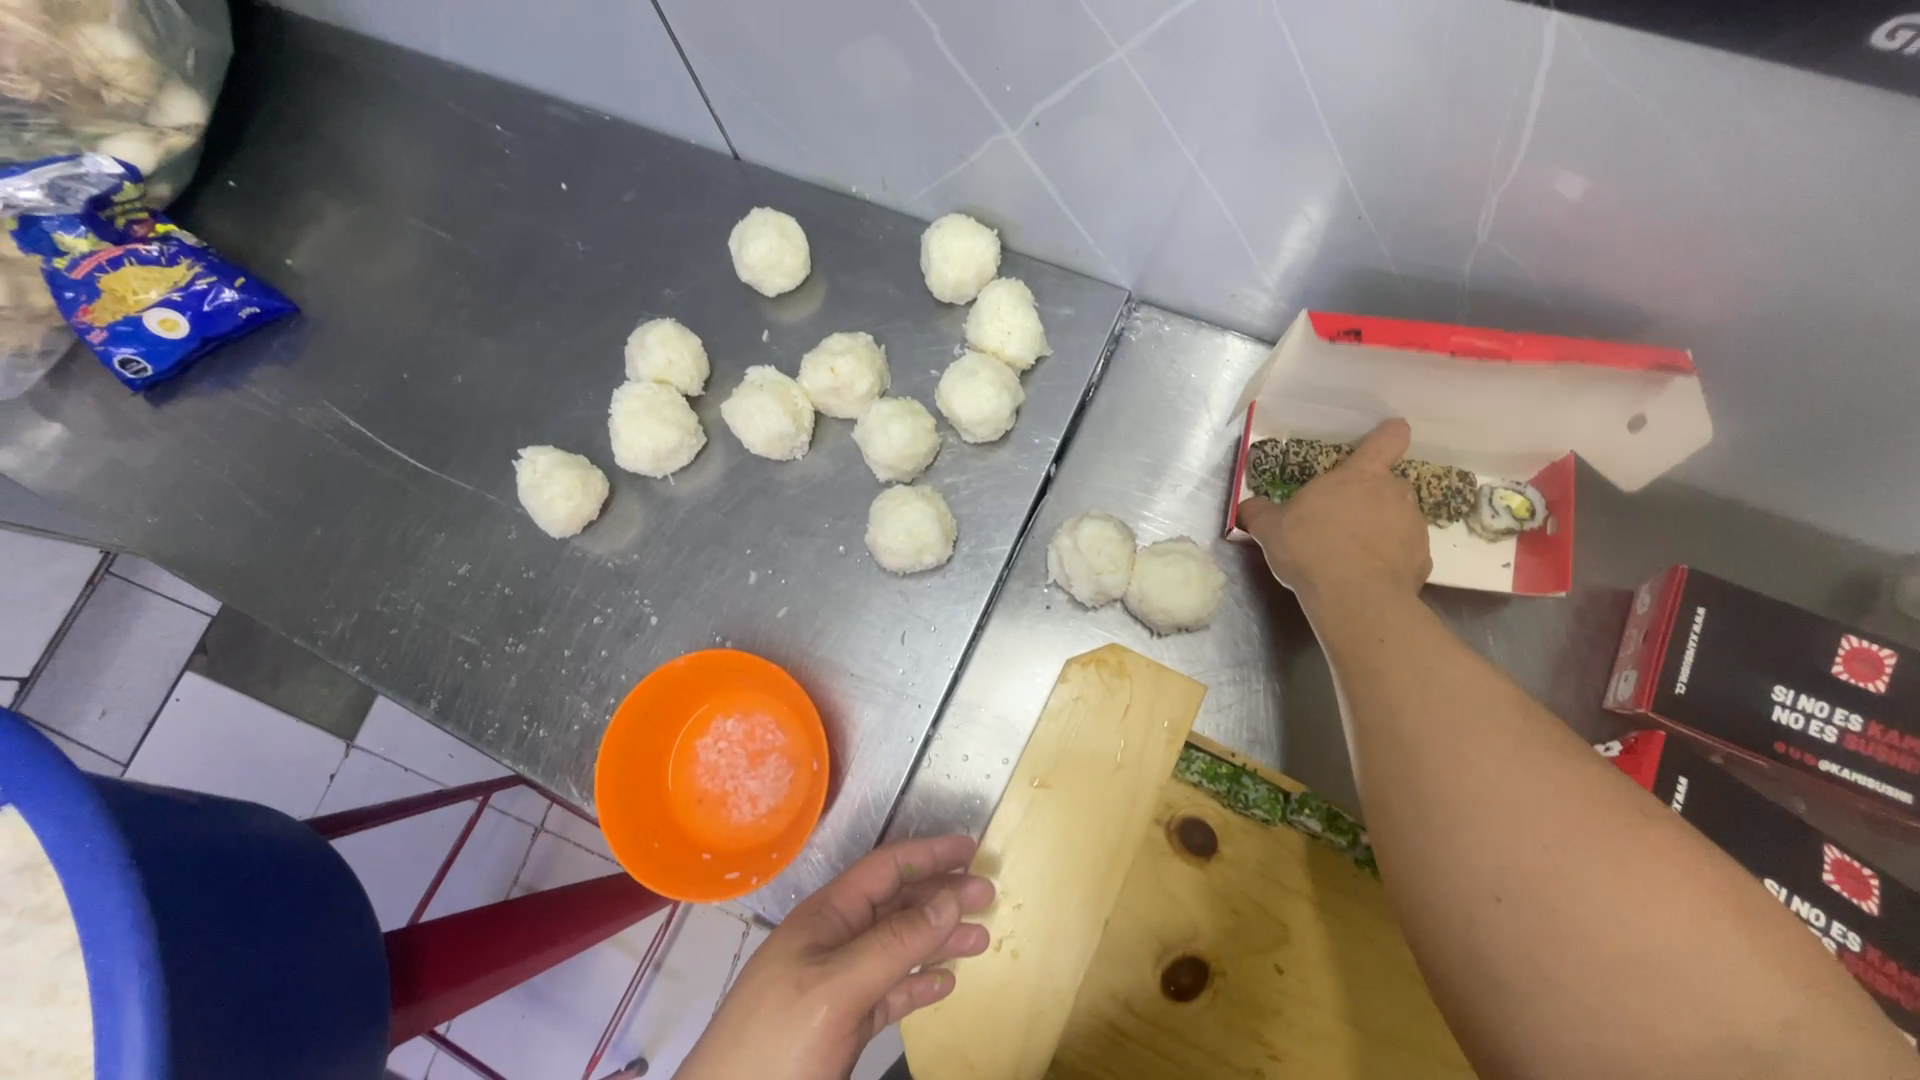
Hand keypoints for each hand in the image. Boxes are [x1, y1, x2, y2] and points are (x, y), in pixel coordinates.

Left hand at [677, 835, 994, 1079]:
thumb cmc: (778, 1039)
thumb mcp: (837, 986)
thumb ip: (894, 943)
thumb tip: (950, 899)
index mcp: (827, 917)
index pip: (885, 869)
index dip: (929, 854)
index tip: (972, 848)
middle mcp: (834, 941)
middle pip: (897, 905)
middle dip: (942, 897)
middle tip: (990, 897)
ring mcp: (837, 982)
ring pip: (899, 949)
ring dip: (939, 940)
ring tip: (981, 941)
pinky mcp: (843, 1022)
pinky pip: (890, 991)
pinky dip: (919, 985)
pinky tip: (945, 984)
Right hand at [1237, 418, 1430, 606]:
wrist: (1353, 596)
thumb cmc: (1310, 548)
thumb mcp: (1270, 529)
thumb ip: (1259, 512)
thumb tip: (1248, 506)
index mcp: (1360, 476)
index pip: (1387, 439)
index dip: (1389, 435)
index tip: (1388, 435)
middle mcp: (1394, 494)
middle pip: (1388, 485)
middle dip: (1369, 499)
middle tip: (1341, 522)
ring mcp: (1414, 527)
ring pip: (1397, 520)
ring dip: (1379, 531)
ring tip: (1351, 556)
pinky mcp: (1422, 560)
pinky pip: (1403, 554)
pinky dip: (1388, 562)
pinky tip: (1365, 577)